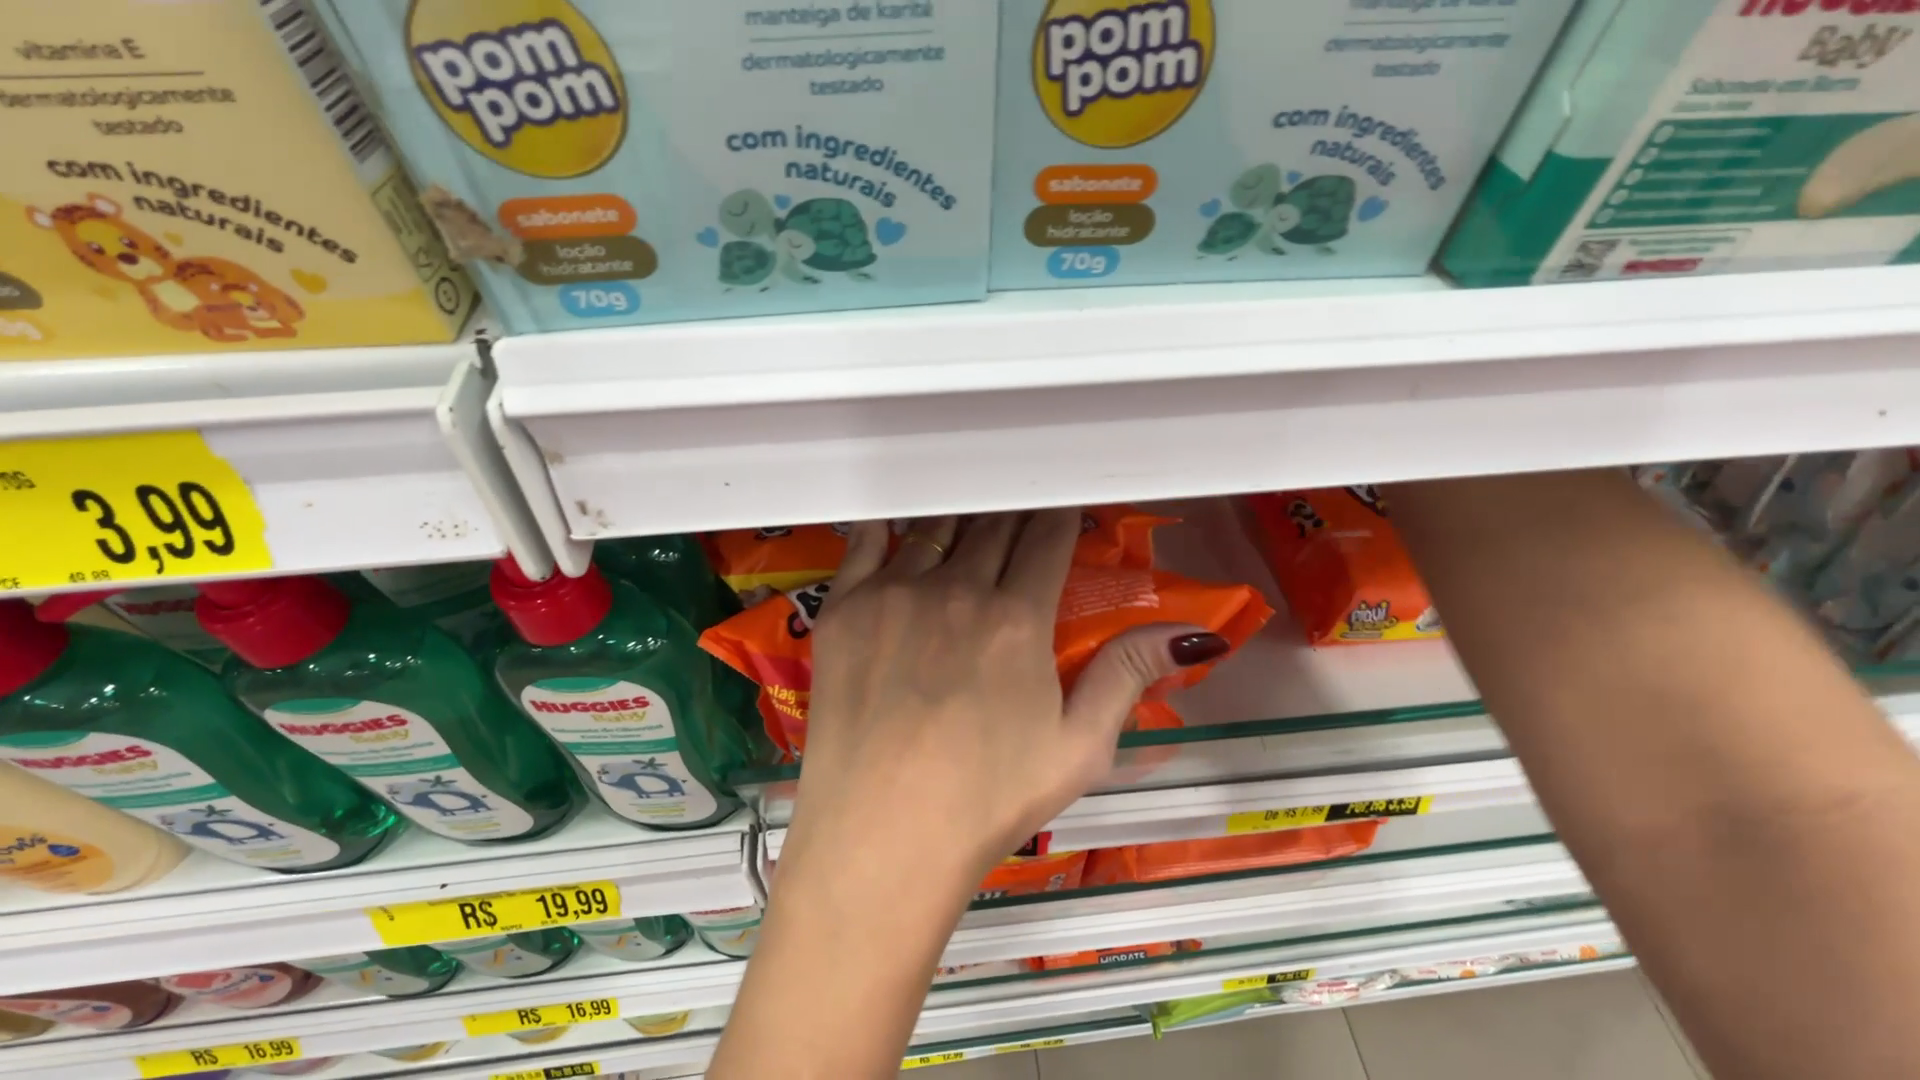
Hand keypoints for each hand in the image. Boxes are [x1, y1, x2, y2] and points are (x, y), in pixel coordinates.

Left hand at [795, 509, 1230, 883]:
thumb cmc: (987, 800)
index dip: (1061, 516)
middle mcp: (955, 588)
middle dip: (1015, 513)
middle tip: (1022, 514)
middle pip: (993, 525)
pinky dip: (892, 525)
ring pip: (936, 528)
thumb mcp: (1078, 748)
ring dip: (962, 518)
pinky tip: (902, 525)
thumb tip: (1189, 632)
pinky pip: (867, 542)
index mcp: (1016, 617)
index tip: (1065, 510)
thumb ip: (1127, 675)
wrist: (881, 837)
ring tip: (971, 519)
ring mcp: (891, 594)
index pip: (1047, 537)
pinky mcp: (842, 608)